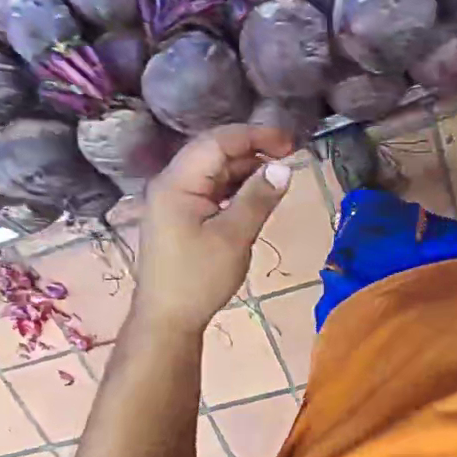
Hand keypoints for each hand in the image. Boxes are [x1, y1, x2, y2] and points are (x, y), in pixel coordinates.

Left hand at [131, 124, 295, 334]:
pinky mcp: (181, 216)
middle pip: (214, 152)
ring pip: (214, 170)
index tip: (290, 143)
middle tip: (290, 155)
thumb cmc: (198, 278)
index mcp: (177, 182)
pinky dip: (235, 186)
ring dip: (246, 168)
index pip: (218, 142)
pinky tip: (257, 193)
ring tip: (279, 173)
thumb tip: (283, 167)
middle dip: (252, 149)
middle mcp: (172, 183)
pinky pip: (211, 189)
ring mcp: (174, 200)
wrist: (167, 319)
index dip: (255, 136)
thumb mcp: (234, 237)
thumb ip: (258, 198)